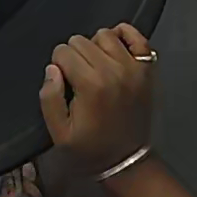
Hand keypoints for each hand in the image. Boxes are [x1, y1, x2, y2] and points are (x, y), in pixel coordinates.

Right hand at [39, 24, 154, 173]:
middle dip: (73, 56)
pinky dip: (123, 36)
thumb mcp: (59, 132)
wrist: (127, 162)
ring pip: (104, 34)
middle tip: (78, 79)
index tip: (64, 84)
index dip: (58, 66)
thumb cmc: (90, 148)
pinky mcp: (147, 69)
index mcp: (91, 85)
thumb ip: (49, 98)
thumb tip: (52, 69)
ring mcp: (134, 68)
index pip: (62, 51)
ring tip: (95, 66)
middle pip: (80, 40)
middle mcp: (114, 71)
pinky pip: (136, 35)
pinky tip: (114, 50)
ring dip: (95, 47)